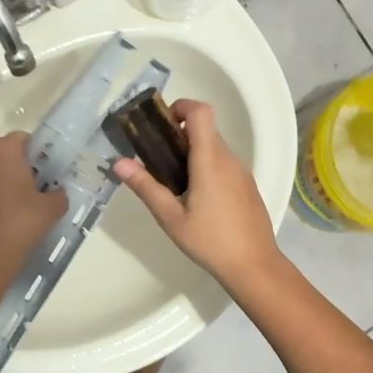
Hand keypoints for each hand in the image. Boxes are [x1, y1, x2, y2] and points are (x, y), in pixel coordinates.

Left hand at [0, 132, 68, 290]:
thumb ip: (59, 194)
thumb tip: (56, 192)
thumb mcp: (51, 209)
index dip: (37, 154)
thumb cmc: (18, 226)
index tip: (45, 174)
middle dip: (16, 167)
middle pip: (2, 154)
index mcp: (1, 151)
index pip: (23, 139)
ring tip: (12, 207)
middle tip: (32, 190)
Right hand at [113, 99, 281, 282]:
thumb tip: (119, 163)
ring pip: (214, 148)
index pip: (201, 112)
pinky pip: (224, 165)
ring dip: (192, 154)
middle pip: (205, 130)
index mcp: (210, 160)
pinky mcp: (247, 186)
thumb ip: (145, 187)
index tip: (161, 125)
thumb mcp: (170, 217)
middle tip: (156, 160)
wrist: (253, 265)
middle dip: (178, 136)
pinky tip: (195, 199)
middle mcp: (229, 159)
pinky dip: (206, 168)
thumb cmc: (209, 240)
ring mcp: (242, 172)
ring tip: (172, 184)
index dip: (181, 107)